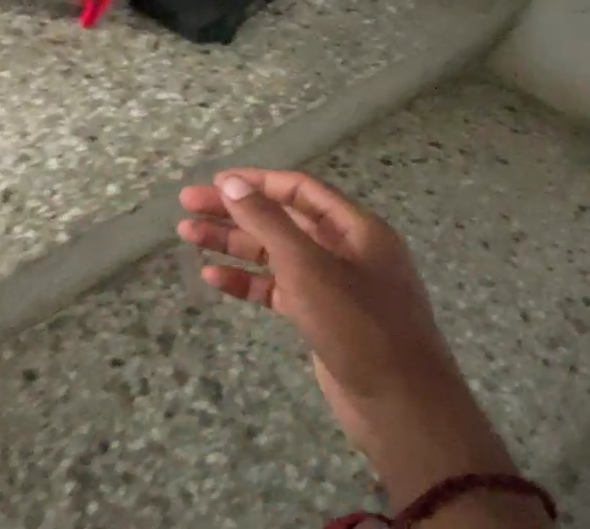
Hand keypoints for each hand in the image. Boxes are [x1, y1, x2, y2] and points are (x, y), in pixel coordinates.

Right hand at [178, 170, 524, 511]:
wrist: (402, 408)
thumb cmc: (359, 326)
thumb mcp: (307, 266)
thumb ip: (266, 221)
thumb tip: (230, 183)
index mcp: (356, 230)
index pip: (299, 189)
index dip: (255, 181)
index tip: (212, 181)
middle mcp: (346, 251)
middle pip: (281, 219)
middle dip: (234, 211)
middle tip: (187, 205)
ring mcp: (333, 285)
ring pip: (274, 253)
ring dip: (232, 243)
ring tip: (188, 235)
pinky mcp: (321, 315)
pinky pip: (276, 287)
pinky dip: (245, 280)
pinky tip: (213, 278)